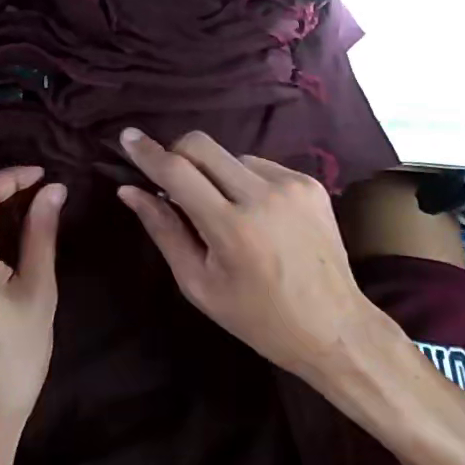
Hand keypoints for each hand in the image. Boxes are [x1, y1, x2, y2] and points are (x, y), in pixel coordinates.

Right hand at [115, 129, 393, 382]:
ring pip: (230, 155)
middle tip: (172, 181)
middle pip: (202, 145)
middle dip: (178, 154)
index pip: (177, 172)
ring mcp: (290, 185)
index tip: (128, 137)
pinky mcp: (309, 183)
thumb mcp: (199, 285)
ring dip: (215, 174)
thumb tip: (130, 191)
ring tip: (225, 212)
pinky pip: (260, 165)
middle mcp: (262, 196)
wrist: (336, 328)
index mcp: (231, 228)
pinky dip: (245, 181)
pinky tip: (256, 214)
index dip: (148, 152)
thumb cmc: (258, 317)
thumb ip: (164, 231)